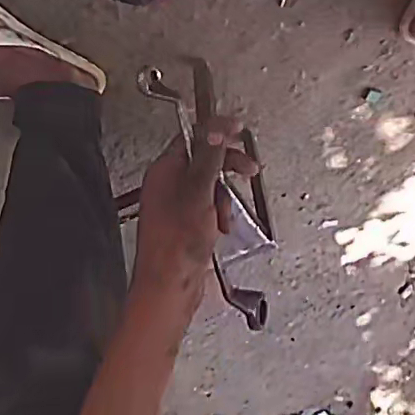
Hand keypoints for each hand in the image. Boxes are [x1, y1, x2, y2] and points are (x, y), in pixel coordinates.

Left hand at [130, 116, 257, 314]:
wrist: (169, 286)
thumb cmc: (179, 240)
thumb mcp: (200, 191)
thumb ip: (209, 157)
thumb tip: (216, 127)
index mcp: (165, 169)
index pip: (193, 136)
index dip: (217, 131)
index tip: (239, 130)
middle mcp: (167, 183)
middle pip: (203, 159)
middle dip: (228, 165)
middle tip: (249, 169)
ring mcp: (175, 203)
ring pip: (208, 184)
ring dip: (224, 196)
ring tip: (226, 216)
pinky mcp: (184, 222)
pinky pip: (207, 205)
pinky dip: (219, 212)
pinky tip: (222, 228)